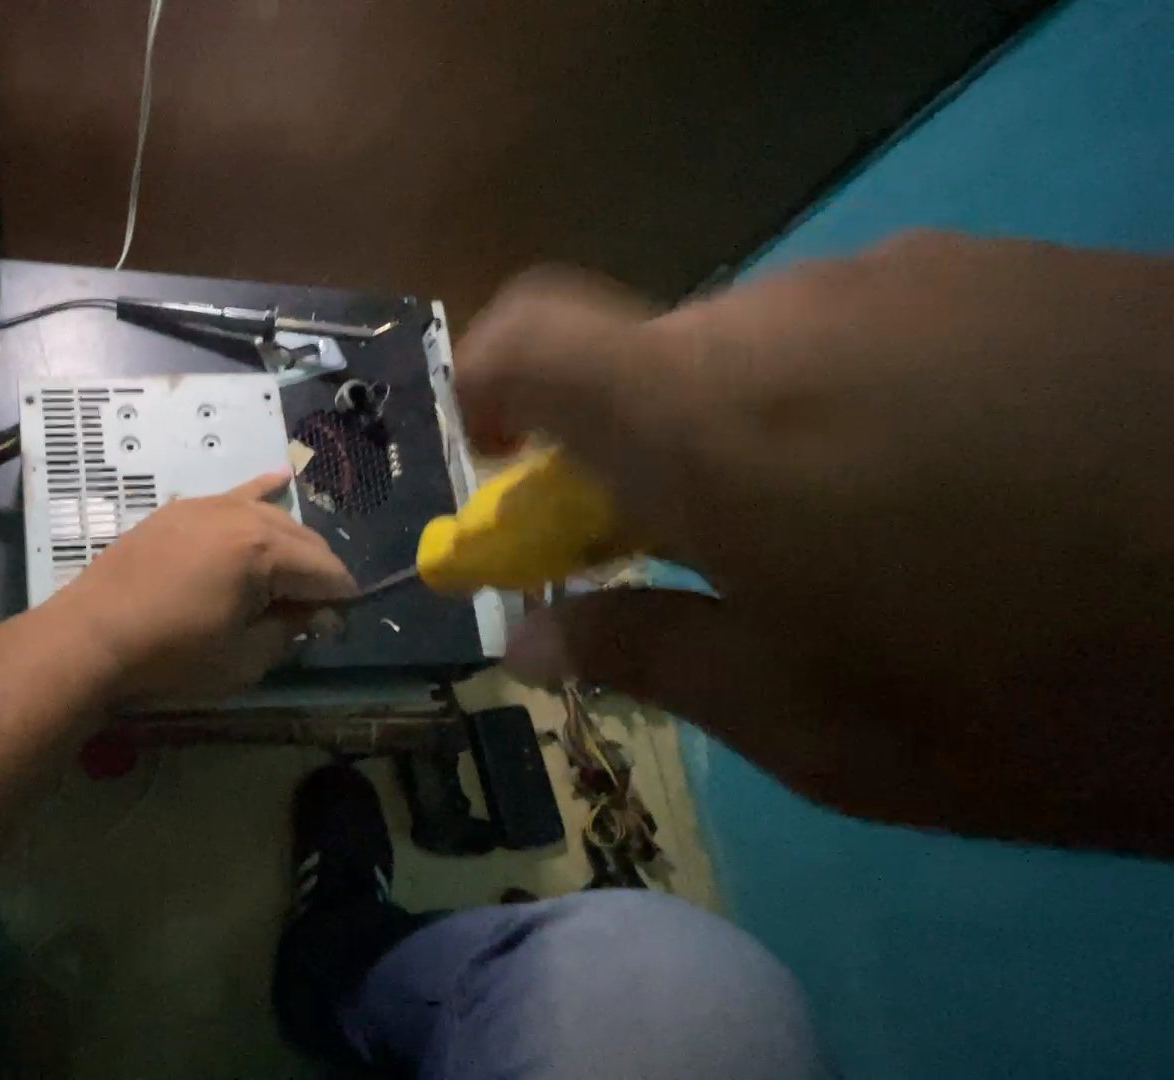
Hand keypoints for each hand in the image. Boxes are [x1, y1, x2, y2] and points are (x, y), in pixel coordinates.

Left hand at [44, 473, 357, 703]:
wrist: (90, 638)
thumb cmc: (169, 656)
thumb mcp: (243, 658)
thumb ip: (289, 629)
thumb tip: (314, 613)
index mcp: (263, 552)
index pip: (326, 572)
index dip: (339, 602)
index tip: (334, 628)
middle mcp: (241, 516)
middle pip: (303, 539)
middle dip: (316, 574)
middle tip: (309, 613)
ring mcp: (207, 506)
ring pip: (269, 517)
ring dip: (290, 544)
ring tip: (290, 576)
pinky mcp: (180, 510)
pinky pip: (231, 495)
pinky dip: (259, 491)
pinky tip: (279, 480)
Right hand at [458, 232, 1173, 854]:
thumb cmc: (1035, 685)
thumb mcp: (804, 719)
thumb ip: (640, 654)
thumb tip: (528, 641)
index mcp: (696, 417)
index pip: (523, 338)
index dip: (482, 387)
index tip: (502, 465)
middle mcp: (777, 316)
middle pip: (633, 362)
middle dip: (618, 449)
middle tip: (673, 547)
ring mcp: (900, 280)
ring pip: (742, 350)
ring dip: (729, 430)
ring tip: (827, 529)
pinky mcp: (1009, 273)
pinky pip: (852, 331)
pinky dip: (829, 400)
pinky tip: (939, 481)